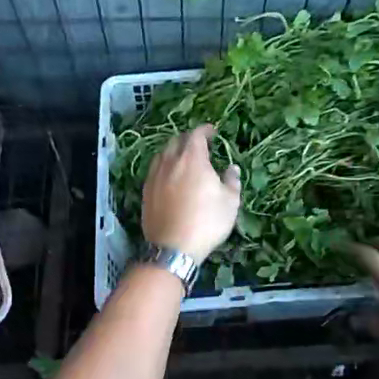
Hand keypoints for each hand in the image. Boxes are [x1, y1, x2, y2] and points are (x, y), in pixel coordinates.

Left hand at [140, 125, 241, 259]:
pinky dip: (163, 167)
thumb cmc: (206, 222)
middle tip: (199, 145)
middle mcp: (170, 162)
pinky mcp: (145, 191)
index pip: (196, 134)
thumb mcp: (230, 202)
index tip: (213, 131)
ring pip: (162, 155)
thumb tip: (232, 168)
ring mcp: (154, 177)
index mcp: (192, 159)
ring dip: (173, 151)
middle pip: (176, 141)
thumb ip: (232, 181)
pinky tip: (169, 177)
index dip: (205, 130)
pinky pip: (154, 170)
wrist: (173, 247)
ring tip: (183, 159)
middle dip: (188, 139)